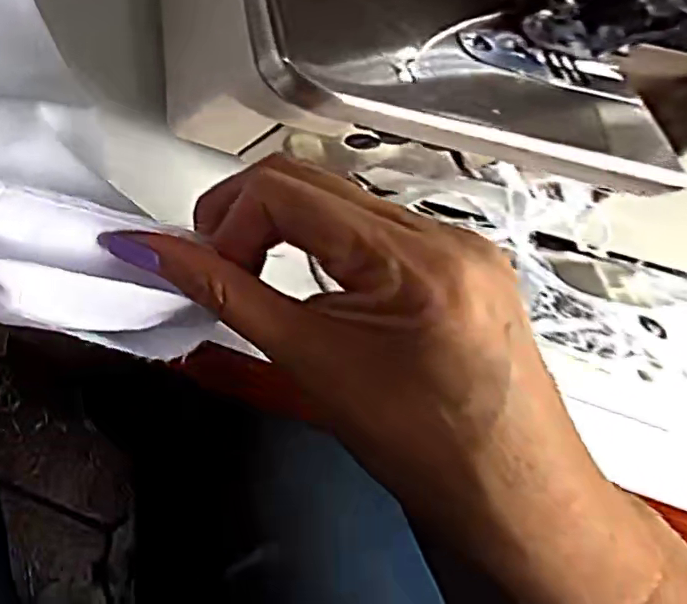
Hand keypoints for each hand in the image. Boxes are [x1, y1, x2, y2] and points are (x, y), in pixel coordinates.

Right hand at [104, 154, 686, 603]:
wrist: (523, 509)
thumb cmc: (438, 454)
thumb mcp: (307, 362)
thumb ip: (223, 292)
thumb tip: (163, 253)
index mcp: (416, 261)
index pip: (283, 192)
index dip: (227, 220)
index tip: (206, 261)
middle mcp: (443, 238)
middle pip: (303, 178)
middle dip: (241, 210)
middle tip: (213, 255)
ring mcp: (451, 244)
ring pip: (327, 192)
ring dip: (272, 219)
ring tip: (248, 264)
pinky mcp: (447, 258)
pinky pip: (357, 217)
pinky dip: (308, 233)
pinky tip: (295, 269)